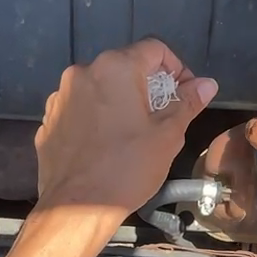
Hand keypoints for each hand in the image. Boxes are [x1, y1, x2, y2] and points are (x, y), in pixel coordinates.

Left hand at [35, 39, 215, 217]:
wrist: (77, 207)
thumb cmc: (128, 168)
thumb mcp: (167, 136)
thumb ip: (187, 103)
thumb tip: (207, 84)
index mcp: (115, 68)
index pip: (155, 49)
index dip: (177, 69)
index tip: (184, 95)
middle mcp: (83, 72)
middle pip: (125, 66)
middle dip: (148, 87)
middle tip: (162, 118)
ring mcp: (61, 96)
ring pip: (101, 88)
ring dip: (121, 101)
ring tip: (133, 134)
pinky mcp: (49, 120)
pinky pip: (80, 109)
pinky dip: (97, 118)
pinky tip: (105, 146)